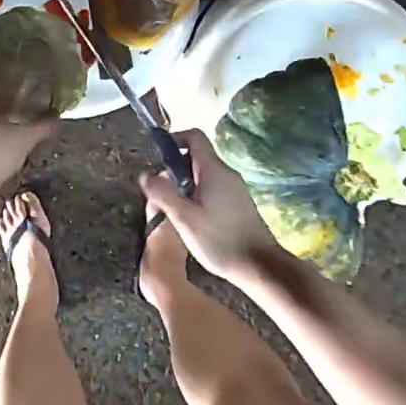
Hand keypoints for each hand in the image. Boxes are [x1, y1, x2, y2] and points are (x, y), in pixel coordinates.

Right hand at [138, 129, 276, 281]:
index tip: (157, 159)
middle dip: (174, 169)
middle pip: (196, 157)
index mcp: (213, 170)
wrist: (260, 267)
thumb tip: (145, 174)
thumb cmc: (220, 240)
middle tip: (160, 192)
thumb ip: (162, 193)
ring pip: (202, 175)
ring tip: (172, 209)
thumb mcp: (183, 217)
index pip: (194, 137)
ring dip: (183, 185)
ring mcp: (235, 189)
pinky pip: (212, 189)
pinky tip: (190, 219)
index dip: (173, 140)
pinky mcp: (238, 204)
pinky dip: (196, 196)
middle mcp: (226, 174)